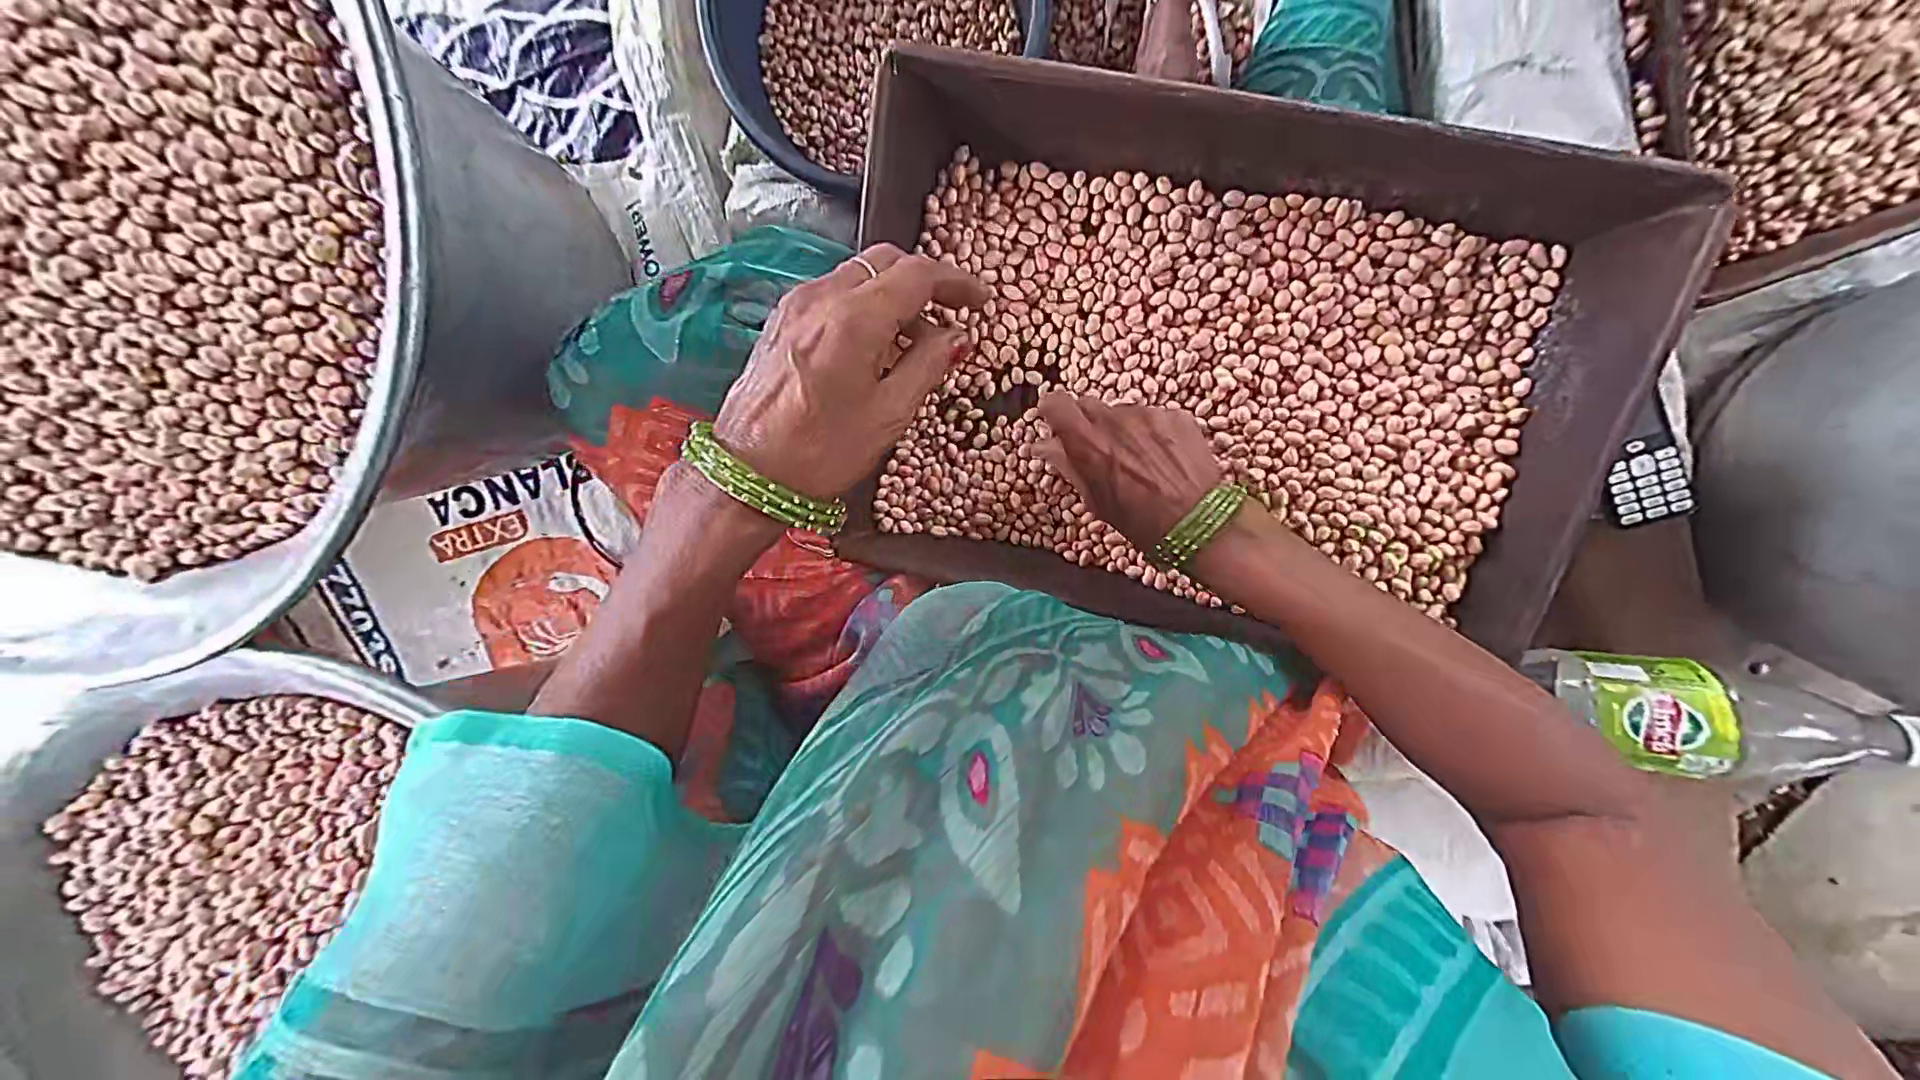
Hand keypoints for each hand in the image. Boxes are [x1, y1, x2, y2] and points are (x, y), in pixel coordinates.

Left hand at [710, 243, 990, 500]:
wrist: (749, 474)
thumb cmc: (819, 452)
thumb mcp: (889, 414)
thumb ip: (928, 365)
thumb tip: (957, 337)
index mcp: (853, 318)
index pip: (917, 274)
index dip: (956, 283)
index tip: (979, 301)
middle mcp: (820, 298)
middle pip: (886, 262)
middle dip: (926, 282)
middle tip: (953, 314)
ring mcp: (796, 306)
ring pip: (859, 276)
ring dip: (894, 296)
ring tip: (917, 342)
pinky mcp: (782, 321)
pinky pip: (834, 295)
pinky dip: (865, 307)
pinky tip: (877, 346)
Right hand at [1035, 392, 1224, 550]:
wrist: (1199, 523)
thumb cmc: (1143, 522)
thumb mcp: (1096, 500)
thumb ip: (1069, 466)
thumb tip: (1045, 447)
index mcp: (1088, 444)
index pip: (1056, 403)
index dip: (1053, 411)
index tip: (1056, 421)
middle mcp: (1116, 421)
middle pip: (1088, 404)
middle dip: (1087, 423)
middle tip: (1099, 450)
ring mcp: (1148, 415)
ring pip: (1122, 412)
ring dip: (1123, 430)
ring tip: (1138, 461)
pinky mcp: (1175, 415)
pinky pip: (1153, 417)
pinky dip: (1151, 433)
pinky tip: (1161, 459)